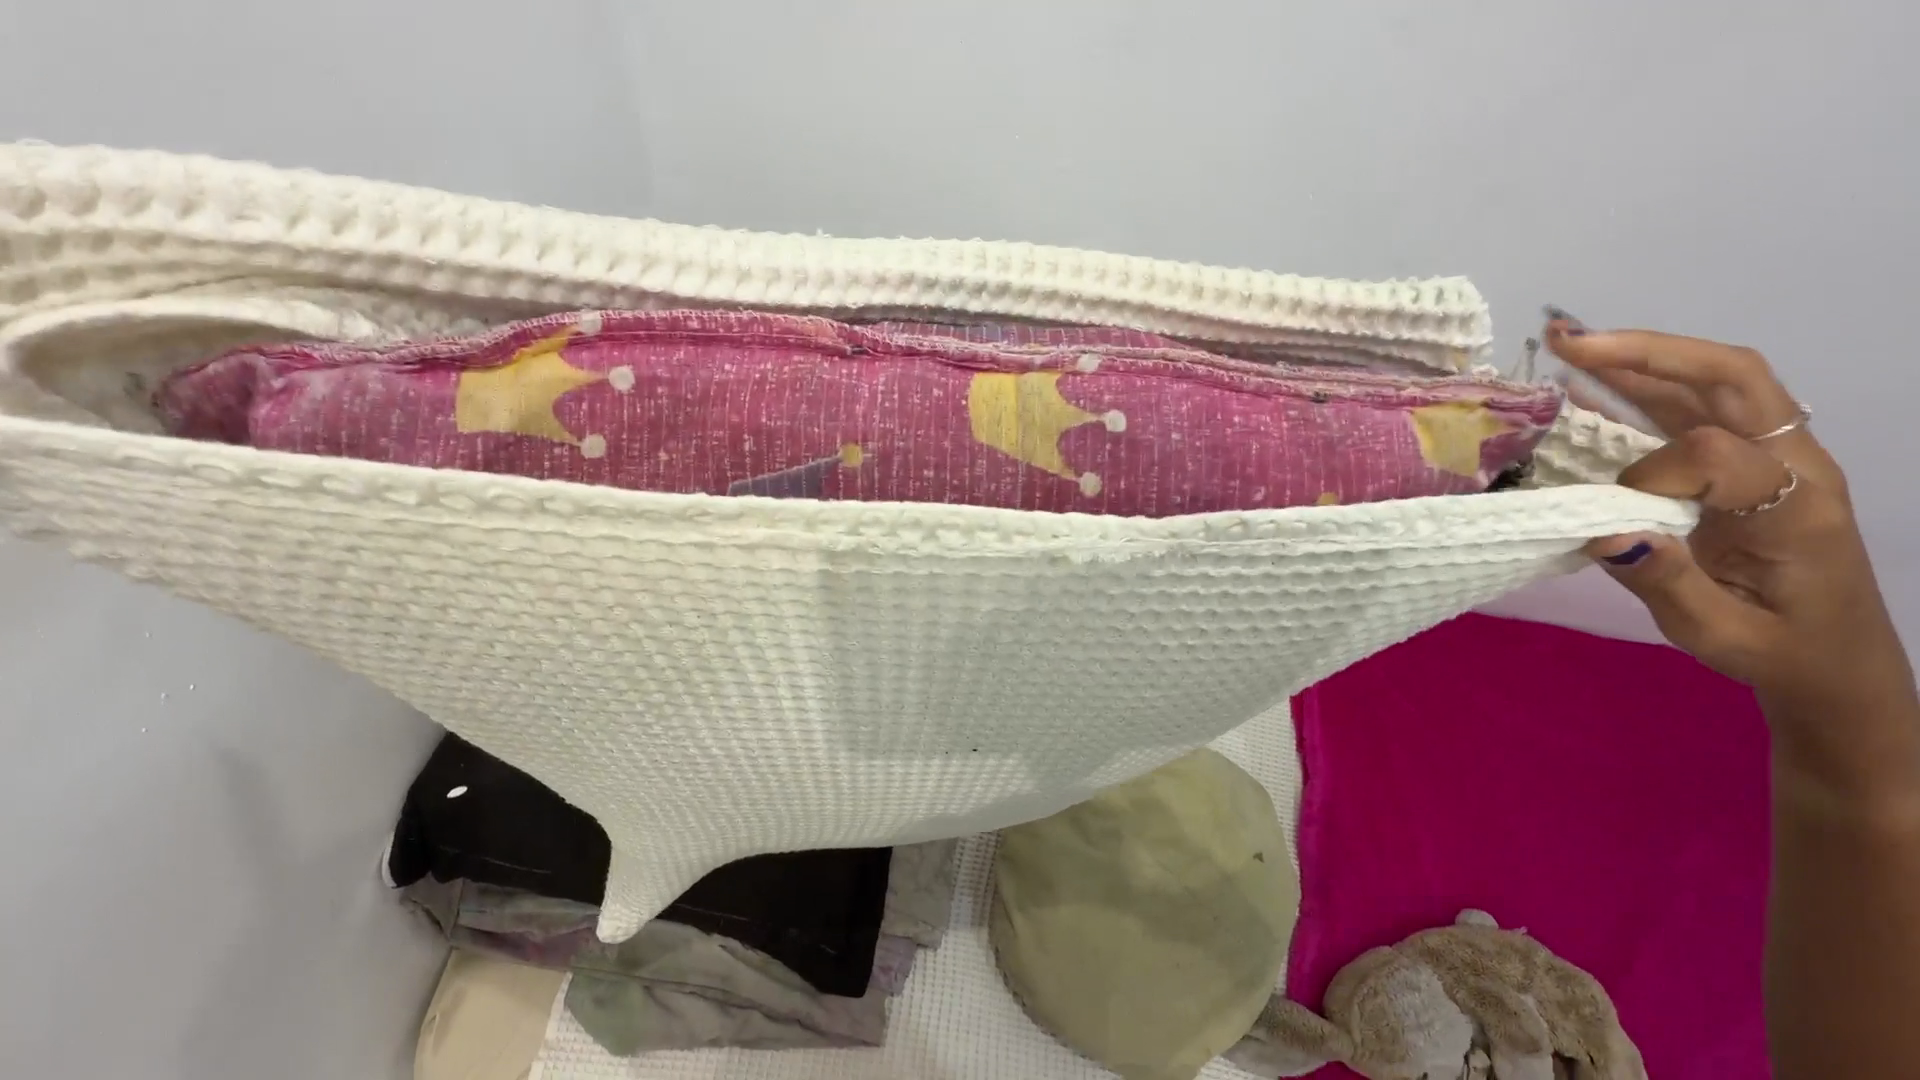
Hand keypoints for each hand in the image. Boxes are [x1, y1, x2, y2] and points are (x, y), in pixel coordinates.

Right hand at [1545, 318, 1914, 723]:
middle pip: (1733, 378)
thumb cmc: (1777, 648)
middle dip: (1648, 353)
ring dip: (1640, 358)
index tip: (1617, 518)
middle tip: (1570, 341)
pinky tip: (1594, 383)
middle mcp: (1796, 465)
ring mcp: (1774, 458)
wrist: (1833, 660)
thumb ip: (1666, 581)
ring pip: (1715, 383)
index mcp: (1796, 509)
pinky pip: (1699, 409)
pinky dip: (1643, 387)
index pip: (1716, 454)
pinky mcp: (1747, 464)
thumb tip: (1604, 532)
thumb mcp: (1717, 633)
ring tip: (1569, 344)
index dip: (1651, 474)